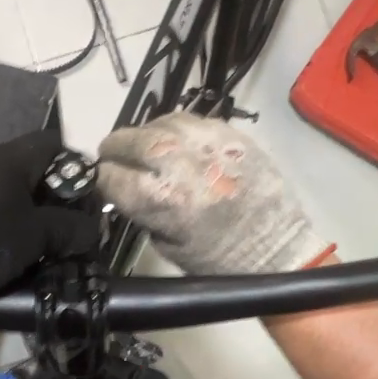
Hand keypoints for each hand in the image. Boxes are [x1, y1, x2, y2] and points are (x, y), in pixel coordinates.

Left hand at [0, 131, 102, 342]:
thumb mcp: (35, 238)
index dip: (75, 172)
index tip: (82, 206)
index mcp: (8, 157)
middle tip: (59, 235)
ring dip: (17, 215)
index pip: (53, 145)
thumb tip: (94, 229)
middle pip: (26, 171)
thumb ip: (69, 230)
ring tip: (28, 250)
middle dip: (46, 201)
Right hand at [98, 113, 332, 275]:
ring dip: (143, 134)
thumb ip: (141, 211)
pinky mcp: (232, 135)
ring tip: (140, 147)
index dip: (103, 179)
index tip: (104, 181)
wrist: (274, 249)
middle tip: (111, 154)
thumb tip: (122, 186)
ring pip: (160, 123)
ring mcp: (209, 145)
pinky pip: (190, 119)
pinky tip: (171, 141)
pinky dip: (172, 128)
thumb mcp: (165, 244)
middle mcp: (183, 166)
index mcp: (163, 201)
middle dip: (115, 148)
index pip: (113, 176)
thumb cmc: (217, 259)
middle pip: (132, 141)